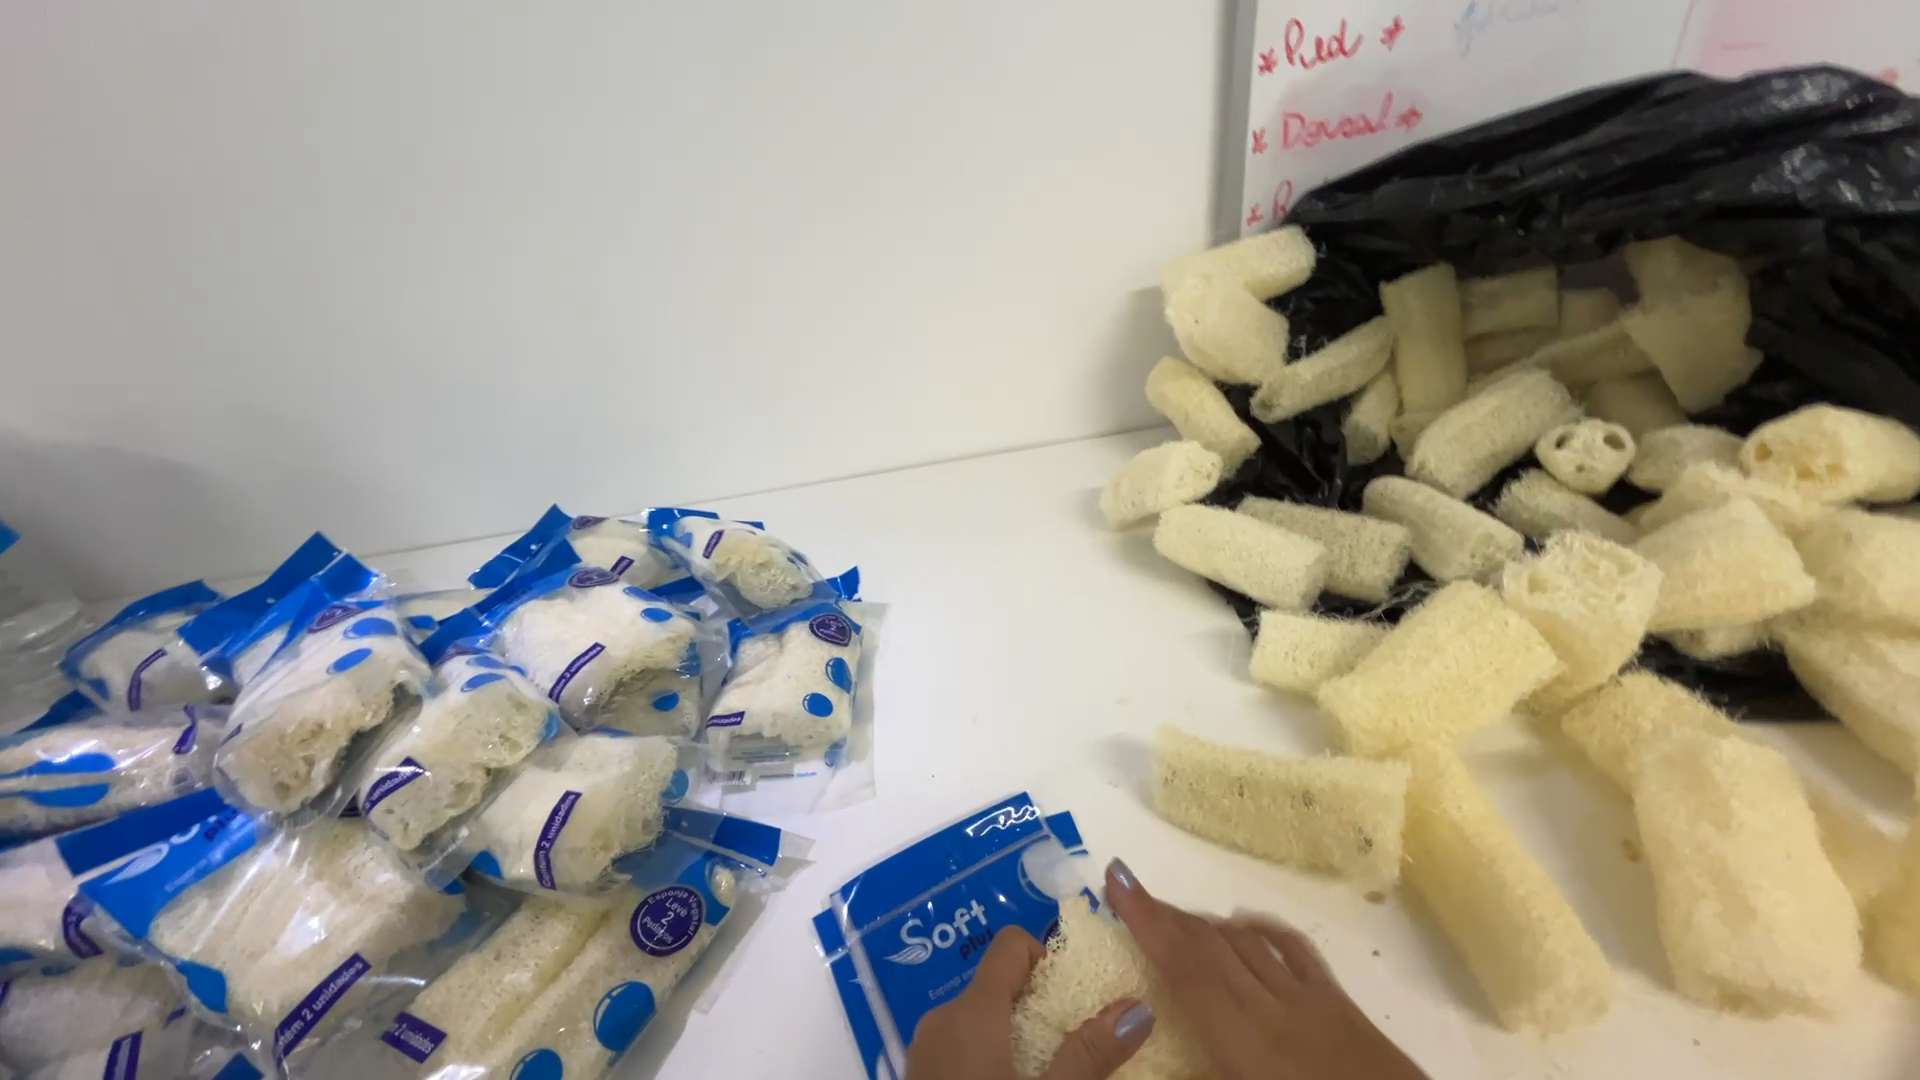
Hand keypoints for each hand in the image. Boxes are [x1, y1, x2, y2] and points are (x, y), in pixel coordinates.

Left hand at [903, 924, 1154, 1079]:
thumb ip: (1091, 1053)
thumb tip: (1138, 1006)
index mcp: (971, 1010)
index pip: (1011, 945)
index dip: (1048, 960)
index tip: (1076, 1001)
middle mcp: (942, 1017)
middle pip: (999, 985)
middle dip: (1041, 1009)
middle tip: (1075, 1050)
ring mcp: (925, 1050)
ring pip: (981, 1019)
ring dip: (1019, 1039)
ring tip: (1050, 1078)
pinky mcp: (920, 1078)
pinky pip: (961, 1047)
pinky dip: (992, 1058)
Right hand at [1105, 859, 1427, 1079]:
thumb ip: (1199, 1070)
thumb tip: (1147, 1032)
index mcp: (1249, 1048)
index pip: (1187, 968)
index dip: (1147, 920)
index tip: (1115, 879)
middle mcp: (1276, 1011)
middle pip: (1209, 945)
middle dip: (1163, 914)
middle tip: (1126, 890)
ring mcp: (1314, 1003)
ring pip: (1246, 941)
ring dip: (1202, 922)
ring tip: (1171, 916)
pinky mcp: (1344, 1006)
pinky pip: (1294, 949)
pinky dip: (1260, 928)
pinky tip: (1243, 923)